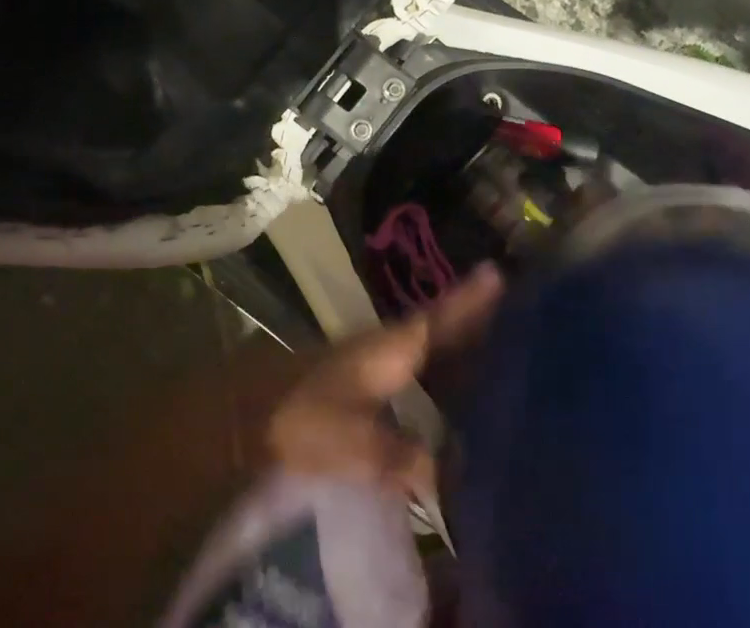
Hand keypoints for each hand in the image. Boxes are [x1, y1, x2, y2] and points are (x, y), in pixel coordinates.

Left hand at [266, 264, 502, 498]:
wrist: (240, 417)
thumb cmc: (302, 419)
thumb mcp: (357, 445)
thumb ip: (403, 459)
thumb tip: (446, 476)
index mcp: (390, 349)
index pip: (440, 319)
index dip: (470, 301)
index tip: (497, 272)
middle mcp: (382, 347)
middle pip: (434, 329)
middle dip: (469, 320)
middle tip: (509, 315)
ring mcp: (364, 362)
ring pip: (419, 348)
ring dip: (449, 346)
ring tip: (486, 352)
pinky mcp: (351, 383)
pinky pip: (404, 370)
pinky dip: (427, 372)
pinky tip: (437, 393)